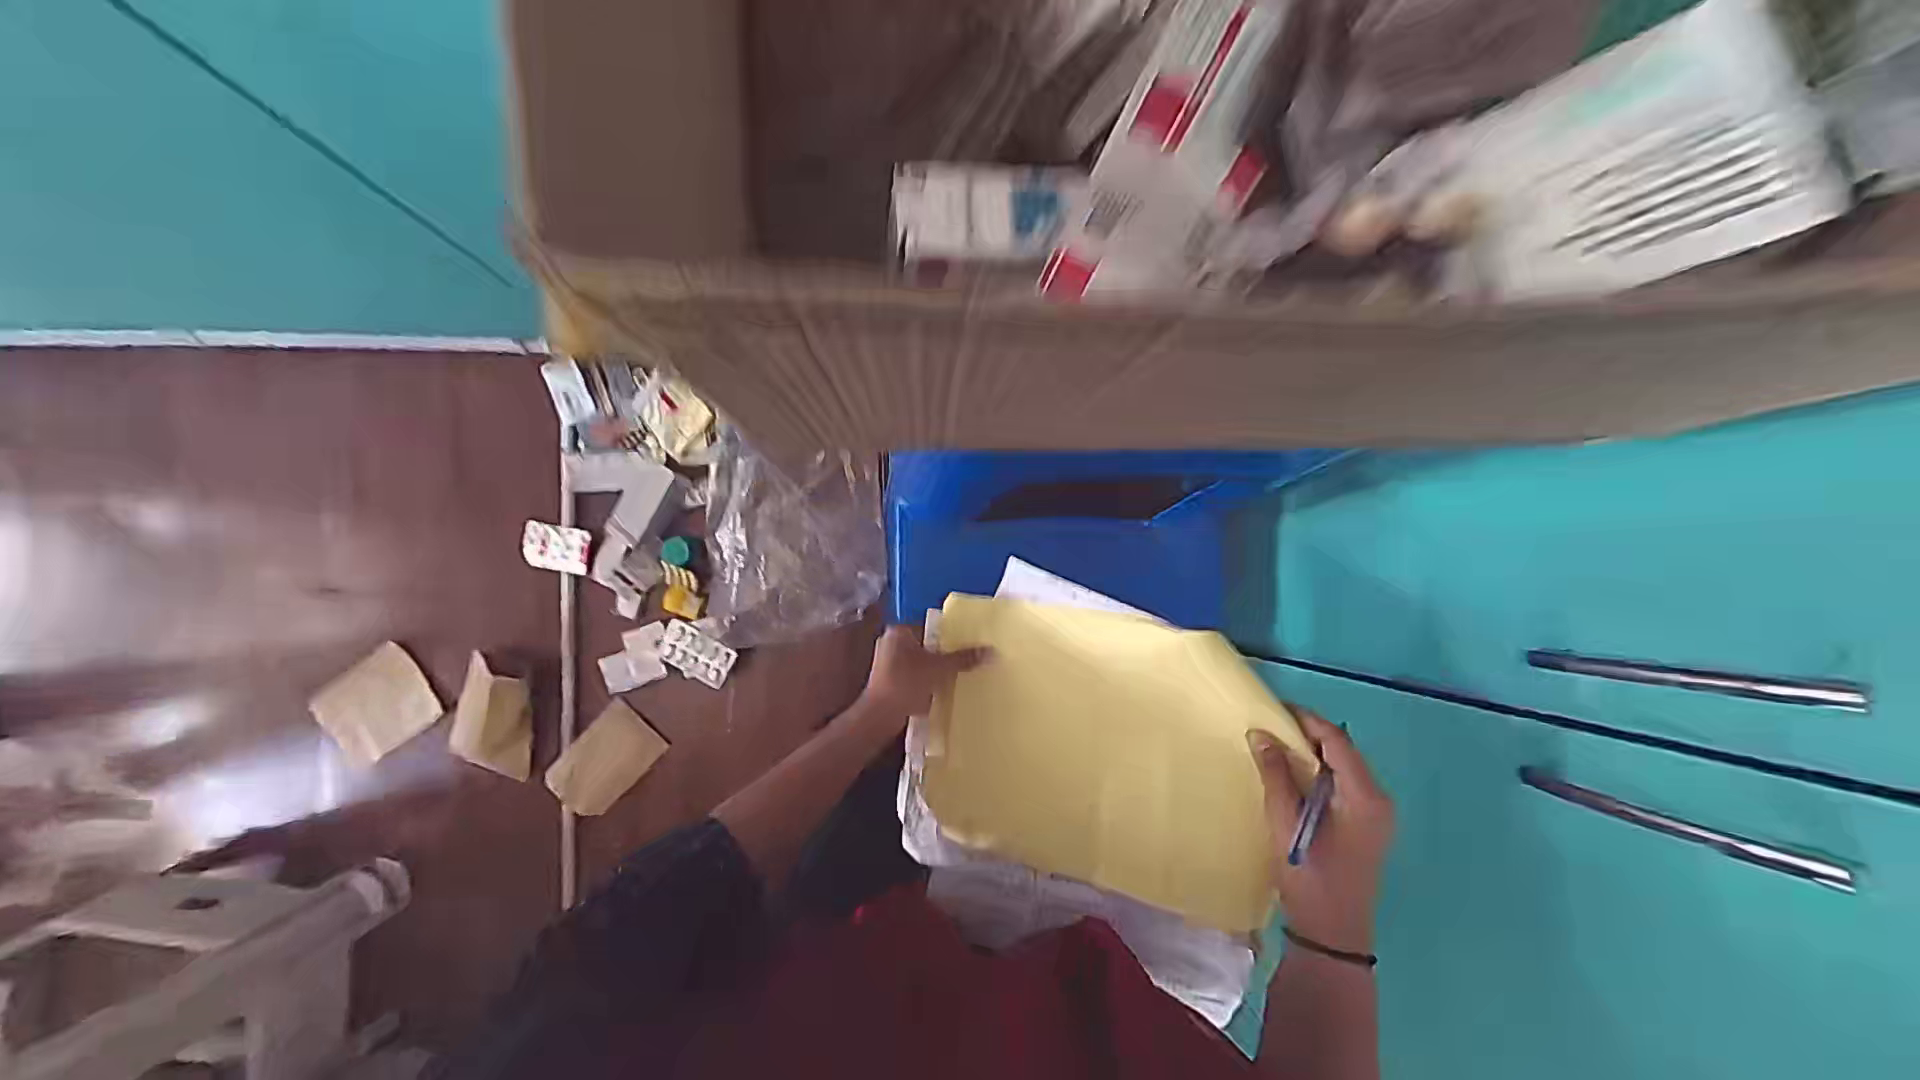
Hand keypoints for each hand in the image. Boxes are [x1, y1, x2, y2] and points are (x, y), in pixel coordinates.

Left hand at [855, 624, 989, 729]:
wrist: (880, 716)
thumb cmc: (907, 683)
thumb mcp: (940, 668)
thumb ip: (963, 658)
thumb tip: (991, 650)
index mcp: (899, 632)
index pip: (928, 624)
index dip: (947, 631)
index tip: (966, 638)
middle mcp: (890, 644)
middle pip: (925, 644)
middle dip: (943, 652)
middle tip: (966, 656)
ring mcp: (887, 665)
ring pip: (920, 663)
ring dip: (936, 669)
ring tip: (959, 673)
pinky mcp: (889, 685)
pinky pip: (915, 678)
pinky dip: (927, 683)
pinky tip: (943, 690)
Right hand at [1248, 708, 1393, 953]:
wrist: (1333, 932)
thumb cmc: (1310, 877)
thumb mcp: (1286, 822)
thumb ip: (1275, 775)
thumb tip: (1261, 734)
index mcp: (1365, 796)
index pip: (1337, 741)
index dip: (1306, 720)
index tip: (1274, 708)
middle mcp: (1378, 799)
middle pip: (1343, 750)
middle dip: (1307, 733)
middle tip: (1270, 724)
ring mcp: (1376, 813)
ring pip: (1342, 765)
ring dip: (1311, 751)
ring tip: (1275, 743)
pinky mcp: (1366, 824)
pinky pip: (1342, 782)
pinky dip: (1318, 770)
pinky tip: (1292, 773)